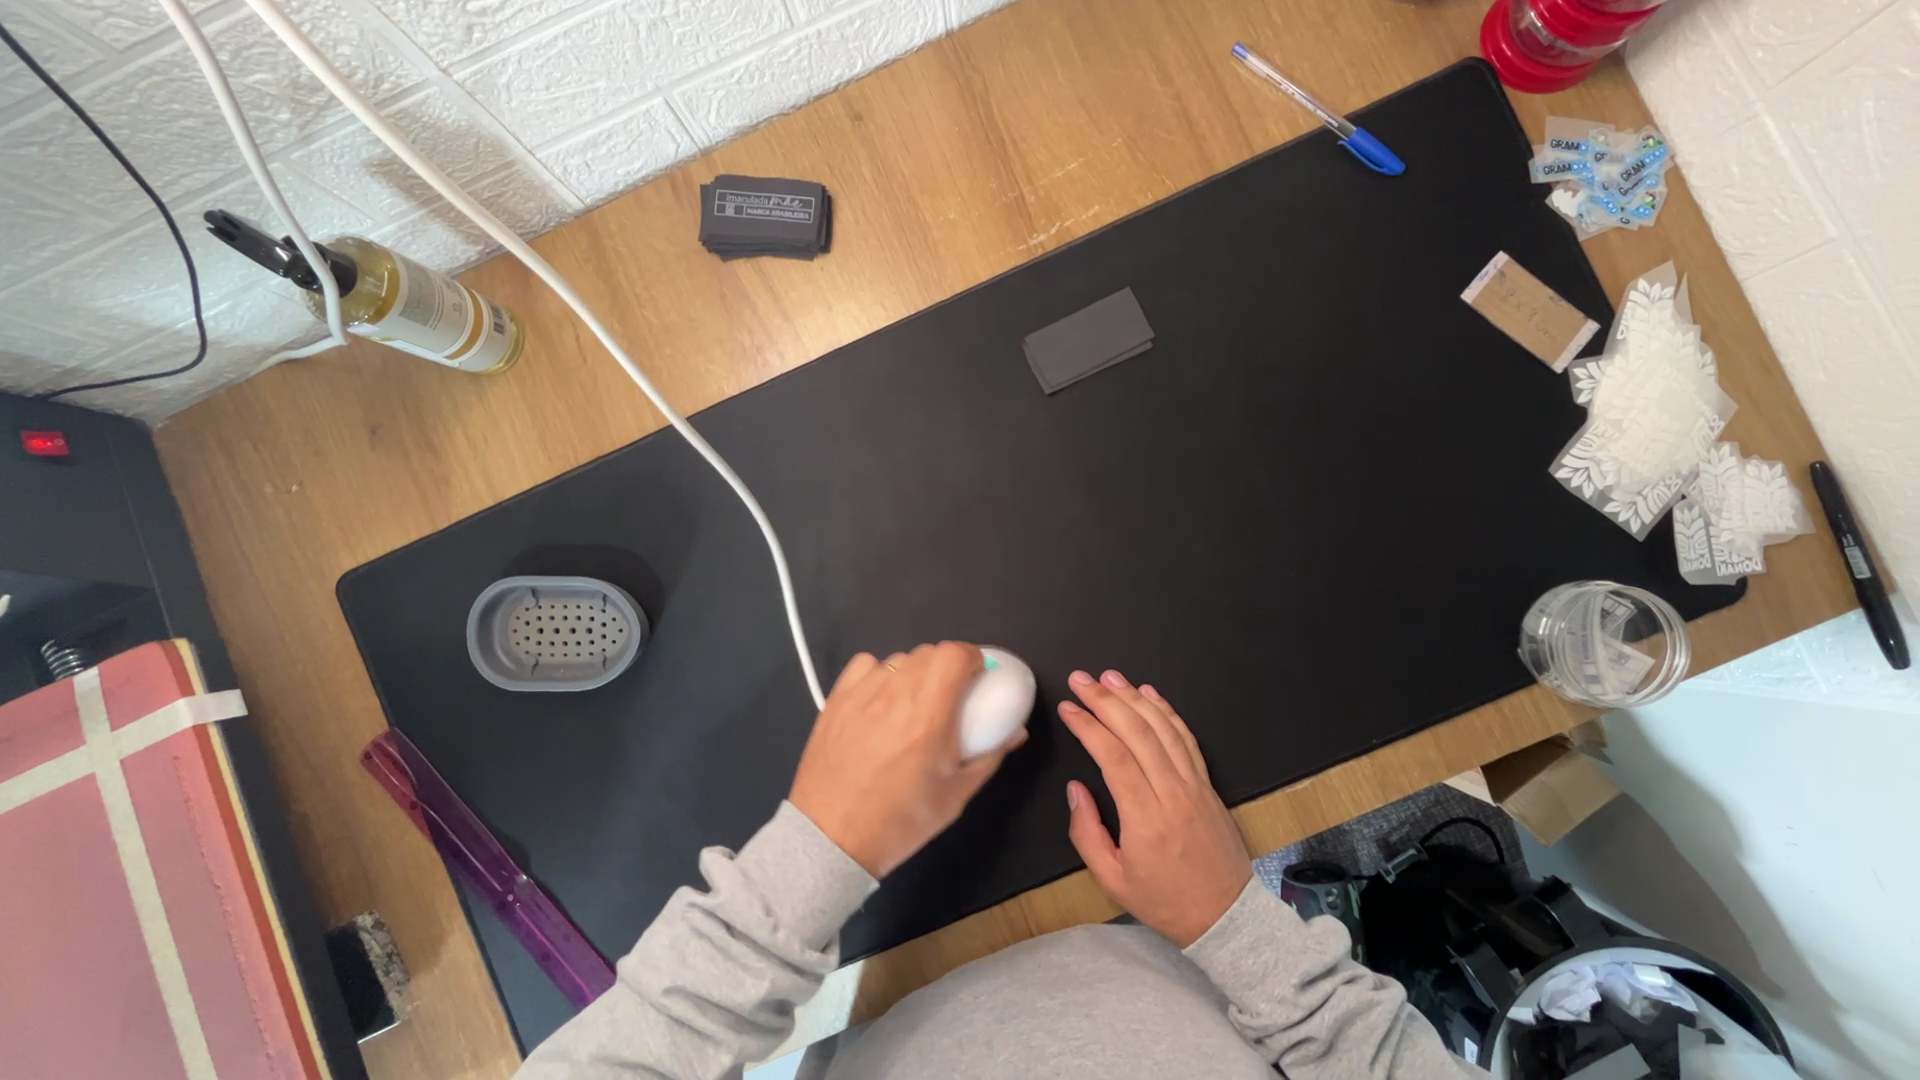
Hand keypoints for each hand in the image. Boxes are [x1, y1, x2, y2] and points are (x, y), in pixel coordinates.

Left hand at [790, 643, 1023, 877]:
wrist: (831, 839)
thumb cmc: (900, 820)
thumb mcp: (955, 796)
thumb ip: (989, 756)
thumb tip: (1015, 731)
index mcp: (929, 714)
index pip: (955, 654)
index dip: (973, 657)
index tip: (979, 677)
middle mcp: (894, 693)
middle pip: (929, 652)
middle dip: (948, 666)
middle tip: (952, 697)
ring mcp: (861, 693)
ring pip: (899, 659)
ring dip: (916, 672)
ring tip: (915, 703)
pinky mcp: (836, 699)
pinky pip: (866, 666)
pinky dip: (881, 674)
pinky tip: (881, 699)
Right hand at [1059, 670, 1250, 946]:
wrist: (1227, 917)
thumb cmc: (1165, 902)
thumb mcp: (1112, 880)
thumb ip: (1086, 832)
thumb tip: (1076, 788)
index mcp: (1145, 819)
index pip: (1113, 757)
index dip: (1088, 726)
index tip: (1068, 708)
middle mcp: (1172, 794)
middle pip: (1138, 733)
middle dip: (1106, 700)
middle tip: (1081, 679)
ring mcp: (1195, 785)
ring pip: (1164, 729)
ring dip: (1135, 698)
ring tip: (1110, 677)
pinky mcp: (1207, 784)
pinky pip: (1187, 739)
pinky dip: (1168, 712)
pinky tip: (1150, 695)